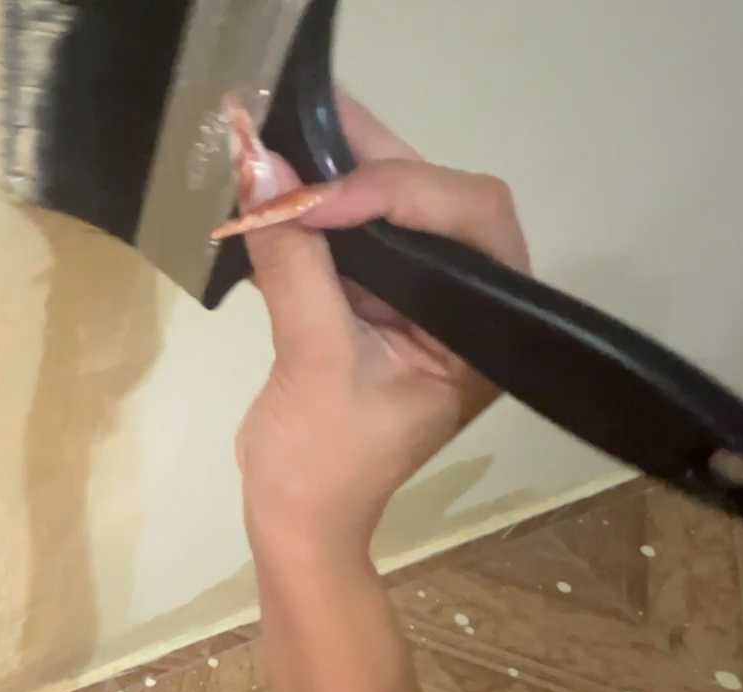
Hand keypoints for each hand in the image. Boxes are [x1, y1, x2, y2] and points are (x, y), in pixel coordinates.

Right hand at [231, 92, 530, 556]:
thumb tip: (258, 176)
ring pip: (383, 222)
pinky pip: (345, 254)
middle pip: (429, 205)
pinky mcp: (366, 318)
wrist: (291, 523)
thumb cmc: (317, 465)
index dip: (394, 191)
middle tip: (302, 117)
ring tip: (277, 143)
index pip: (464, 220)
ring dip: (330, 184)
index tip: (316, 194)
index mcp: (483, 325)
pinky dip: (307, 227)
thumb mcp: (310, 364)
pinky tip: (271, 201)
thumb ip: (292, 268)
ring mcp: (412, 310)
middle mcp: (461, 305)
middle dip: (366, 163)